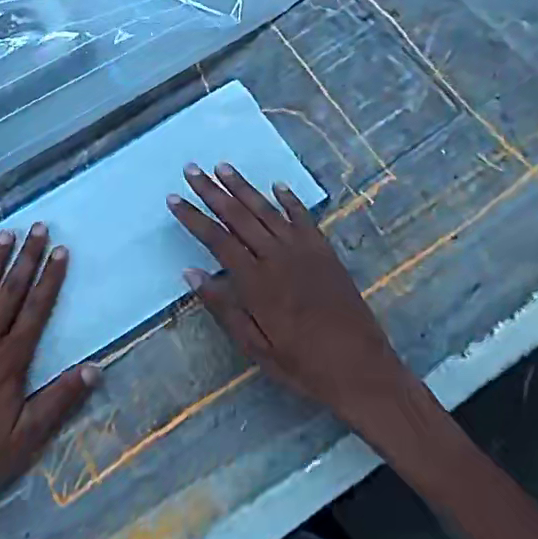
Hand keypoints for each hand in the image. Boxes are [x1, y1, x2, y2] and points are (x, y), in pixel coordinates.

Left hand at [0, 225, 97, 538]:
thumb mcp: (29, 436)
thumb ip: (60, 399)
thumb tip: (95, 368)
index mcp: (10, 361)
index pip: (36, 310)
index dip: (50, 279)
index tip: (60, 251)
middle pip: (10, 293)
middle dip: (26, 259)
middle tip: (37, 228)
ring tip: (4, 235)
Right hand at [168, 163, 411, 425]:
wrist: (363, 372)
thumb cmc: (302, 365)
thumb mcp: (254, 345)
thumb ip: (222, 306)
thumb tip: (190, 273)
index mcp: (256, 282)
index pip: (216, 239)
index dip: (193, 217)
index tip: (174, 199)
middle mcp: (277, 258)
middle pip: (238, 216)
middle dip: (212, 191)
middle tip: (192, 169)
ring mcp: (304, 253)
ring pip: (267, 211)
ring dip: (243, 187)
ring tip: (223, 167)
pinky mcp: (326, 254)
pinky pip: (304, 219)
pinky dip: (290, 200)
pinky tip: (277, 186)